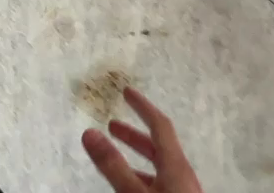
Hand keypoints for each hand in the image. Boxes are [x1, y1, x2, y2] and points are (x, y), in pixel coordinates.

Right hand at [82, 87, 202, 192]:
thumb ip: (113, 166)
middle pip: (160, 148)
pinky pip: (163, 187)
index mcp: (177, 167)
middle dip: (135, 135)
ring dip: (138, 160)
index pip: (160, 126)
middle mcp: (184, 178)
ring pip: (161, 170)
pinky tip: (131, 190)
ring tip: (116, 161)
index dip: (143, 107)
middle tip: (112, 126)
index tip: (126, 91)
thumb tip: (88, 132)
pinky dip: (144, 180)